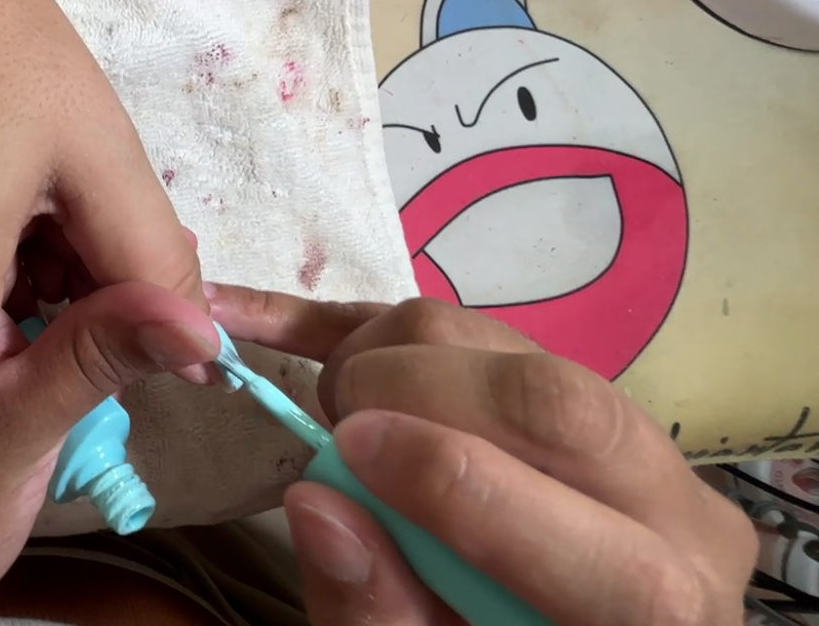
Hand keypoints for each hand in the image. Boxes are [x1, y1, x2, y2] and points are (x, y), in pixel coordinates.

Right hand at [211, 286, 754, 625]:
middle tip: (336, 431)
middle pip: (542, 396)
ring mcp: (597, 413)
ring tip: (336, 417)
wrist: (516, 609)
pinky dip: (324, 319)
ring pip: (468, 331)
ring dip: (368, 355)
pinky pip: (420, 318)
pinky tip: (247, 316)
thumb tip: (314, 504)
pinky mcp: (517, 362)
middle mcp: (664, 503)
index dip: (455, 483)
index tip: (343, 452)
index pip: (608, 551)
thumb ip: (374, 613)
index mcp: (663, 619)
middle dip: (402, 391)